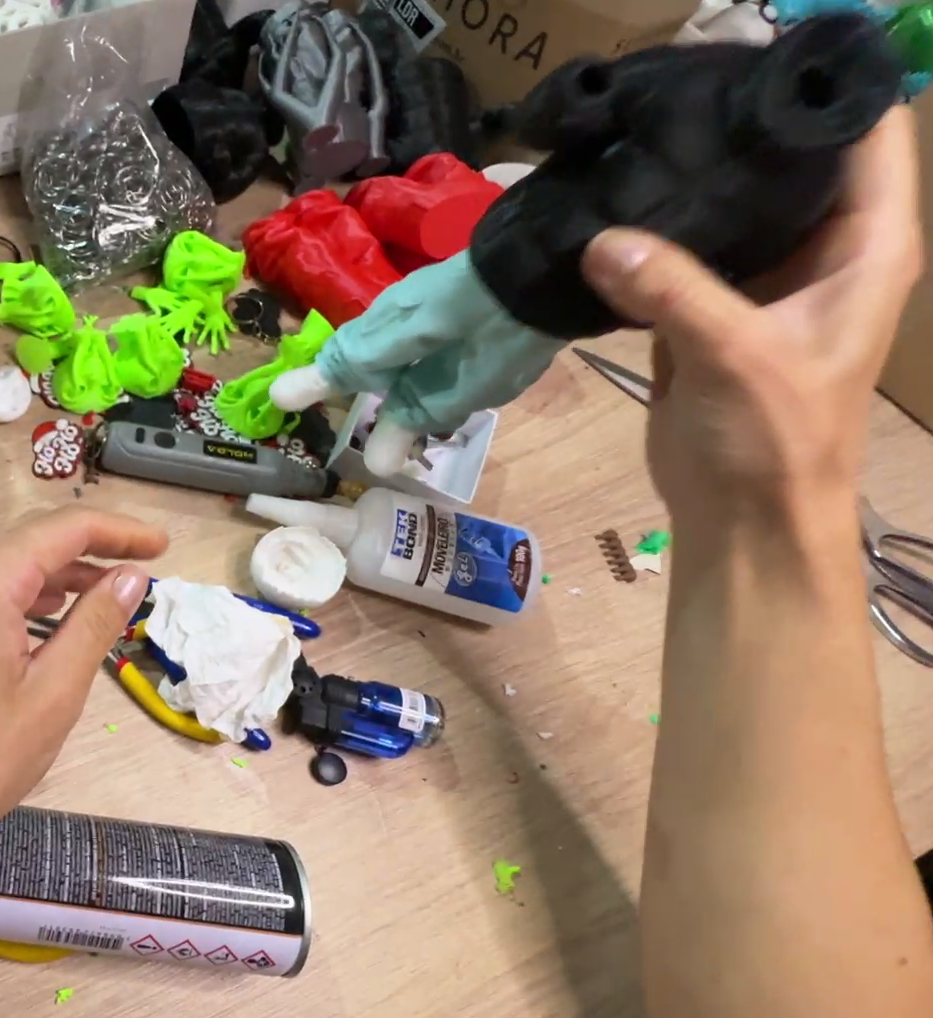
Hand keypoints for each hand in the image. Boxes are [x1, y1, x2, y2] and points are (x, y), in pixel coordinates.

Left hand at [0, 508, 166, 874]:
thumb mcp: (54, 691)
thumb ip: (95, 622)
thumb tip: (132, 576)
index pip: (64, 528)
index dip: (120, 531)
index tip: (162, 545)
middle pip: (33, 536)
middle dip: (92, 546)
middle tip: (144, 566)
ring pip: (8, 558)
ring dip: (59, 569)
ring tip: (109, 591)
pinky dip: (25, 589)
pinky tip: (53, 610)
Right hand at [580, 107, 922, 531]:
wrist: (740, 509)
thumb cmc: (774, 434)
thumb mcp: (736, 354)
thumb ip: (675, 293)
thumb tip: (599, 239)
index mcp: (866, 244)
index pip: (866, 135)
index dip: (821, 89)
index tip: (746, 61)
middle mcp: (816, 251)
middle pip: (785, 166)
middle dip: (733, 133)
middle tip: (661, 102)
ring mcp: (753, 283)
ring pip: (722, 214)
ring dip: (680, 189)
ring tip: (624, 153)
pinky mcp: (698, 315)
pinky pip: (672, 262)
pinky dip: (641, 243)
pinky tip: (602, 225)